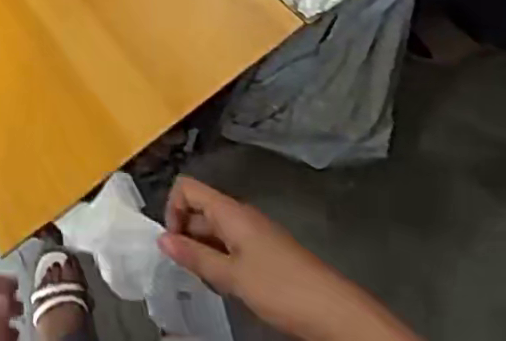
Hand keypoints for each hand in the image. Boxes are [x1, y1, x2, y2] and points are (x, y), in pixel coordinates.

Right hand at [161, 177, 416, 340]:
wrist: (344, 318)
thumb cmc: (283, 289)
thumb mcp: (232, 276)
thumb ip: (195, 256)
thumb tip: (160, 239)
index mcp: (230, 211)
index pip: (186, 188)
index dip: (172, 209)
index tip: (174, 242)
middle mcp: (242, 216)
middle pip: (200, 210)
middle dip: (187, 235)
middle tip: (187, 268)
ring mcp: (258, 236)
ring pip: (216, 232)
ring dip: (205, 251)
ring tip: (208, 280)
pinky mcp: (271, 256)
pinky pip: (234, 247)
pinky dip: (223, 261)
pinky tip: (229, 286)